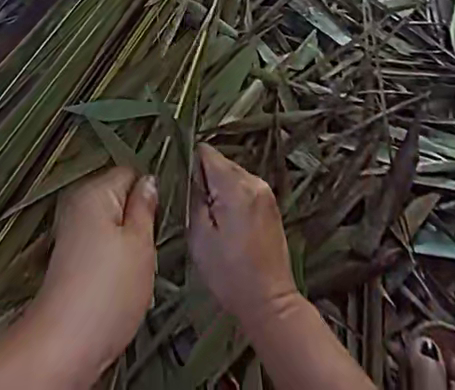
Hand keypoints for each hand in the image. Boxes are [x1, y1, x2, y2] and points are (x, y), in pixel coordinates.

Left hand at [22, 166, 158, 379]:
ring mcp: (70, 233)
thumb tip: (149, 182)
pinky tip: (119, 287)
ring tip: (132, 273)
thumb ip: (145, 207)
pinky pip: (100, 249)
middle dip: (138, 222)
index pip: (130, 173)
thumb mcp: (140, 244)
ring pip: (112, 227)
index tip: (157, 218)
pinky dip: (112, 264)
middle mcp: (76, 205)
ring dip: (127, 246)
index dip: (148, 195)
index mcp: (93, 192)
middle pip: (120, 200)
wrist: (65, 345)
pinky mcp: (70, 260)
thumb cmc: (105, 293)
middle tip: (145, 249)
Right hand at [188, 143, 299, 326]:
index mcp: (235, 185)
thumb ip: (192, 197)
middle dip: (205, 179)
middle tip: (196, 209)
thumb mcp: (199, 235)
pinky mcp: (271, 204)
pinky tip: (228, 223)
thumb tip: (189, 174)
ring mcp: (266, 191)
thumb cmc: (229, 273)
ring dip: (219, 189)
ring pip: (232, 174)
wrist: (270, 303)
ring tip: (212, 219)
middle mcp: (254, 180)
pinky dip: (233, 197)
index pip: (205, 152)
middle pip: (220, 162)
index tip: (183, 185)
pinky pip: (244, 187)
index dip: (190, 164)